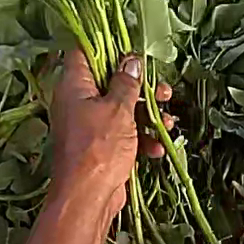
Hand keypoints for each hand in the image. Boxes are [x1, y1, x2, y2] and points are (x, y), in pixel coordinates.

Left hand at [48, 48, 172, 212]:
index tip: (133, 50)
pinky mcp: (102, 147)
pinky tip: (157, 147)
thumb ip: (127, 83)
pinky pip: (124, 135)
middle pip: (110, 83)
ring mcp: (90, 126)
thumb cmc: (99, 148)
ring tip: (168, 121)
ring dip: (147, 115)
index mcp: (75, 86)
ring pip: (122, 111)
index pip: (85, 52)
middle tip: (162, 90)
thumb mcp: (118, 110)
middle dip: (140, 87)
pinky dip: (141, 139)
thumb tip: (132, 60)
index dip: (109, 47)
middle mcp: (79, 103)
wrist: (88, 196)